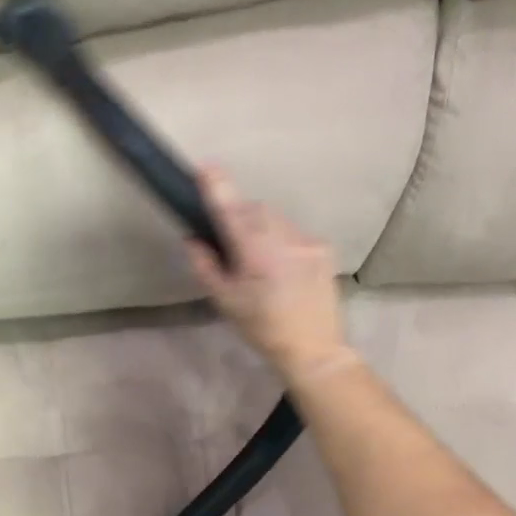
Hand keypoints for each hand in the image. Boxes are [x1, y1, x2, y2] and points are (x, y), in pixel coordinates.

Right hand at [188, 167, 355, 380]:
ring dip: (259, 228)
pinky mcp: (322, 247)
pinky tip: (278, 267)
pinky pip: (292, 232)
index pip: (232, 212)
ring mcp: (307, 241)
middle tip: (227, 237)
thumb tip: (193, 239)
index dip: (218, 188)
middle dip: (238, 214)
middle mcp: (284, 240)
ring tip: (254, 258)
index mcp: (257, 254)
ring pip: (274, 220)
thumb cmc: (262, 328)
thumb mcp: (226, 301)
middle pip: (255, 210)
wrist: (313, 347)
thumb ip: (206, 266)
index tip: (205, 167)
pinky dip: (278, 240)